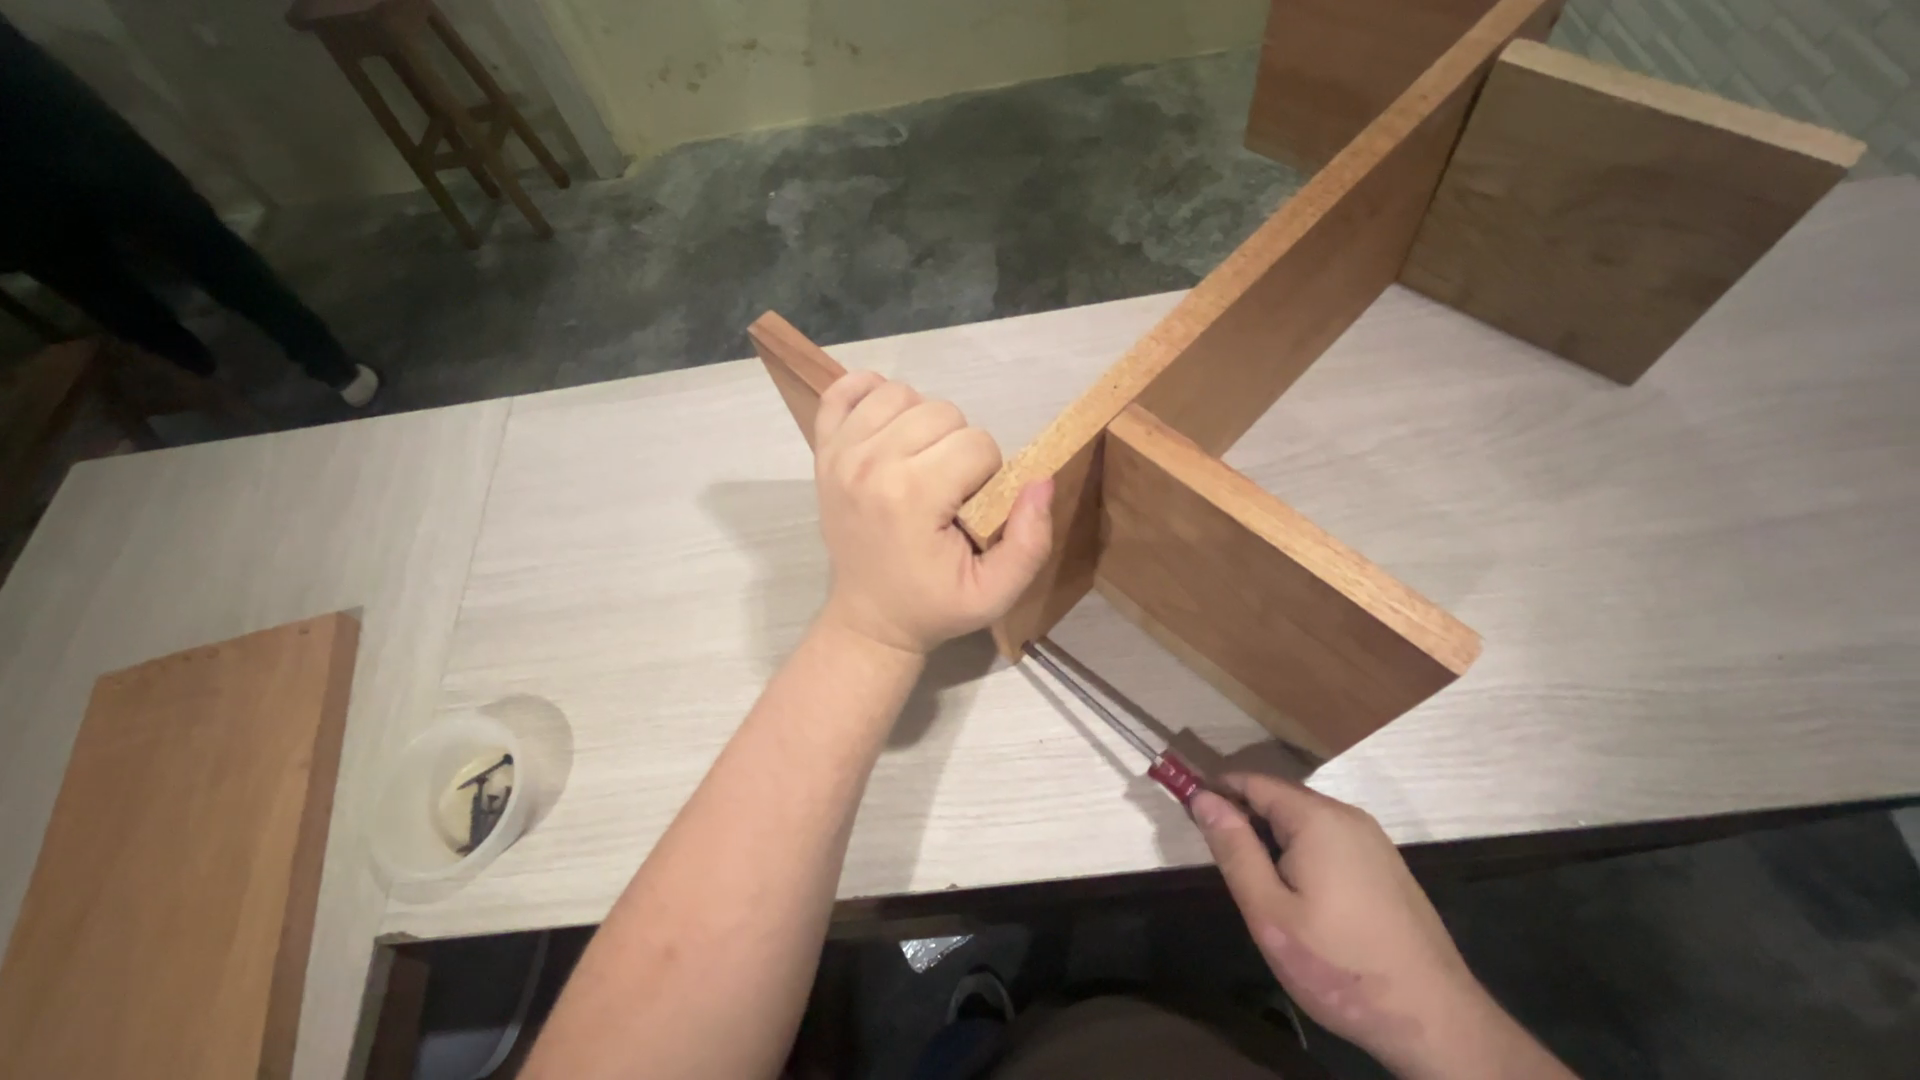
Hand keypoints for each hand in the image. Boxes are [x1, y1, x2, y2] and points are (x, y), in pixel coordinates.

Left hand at [811, 371, 1052, 655]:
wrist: (870, 618)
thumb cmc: (934, 605)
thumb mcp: (995, 593)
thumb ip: (1030, 542)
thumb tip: (1041, 480)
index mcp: (912, 495)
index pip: (978, 443)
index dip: (989, 473)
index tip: (972, 507)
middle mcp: (872, 463)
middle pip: (942, 411)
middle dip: (959, 447)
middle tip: (949, 489)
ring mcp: (841, 453)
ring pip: (901, 393)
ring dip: (922, 421)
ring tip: (923, 461)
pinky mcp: (824, 450)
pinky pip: (843, 391)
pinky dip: (869, 396)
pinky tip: (888, 425)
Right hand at [1192, 776, 1573, 1079]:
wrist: (1433, 1017)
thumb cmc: (1339, 964)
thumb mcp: (1269, 911)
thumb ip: (1234, 849)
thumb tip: (1203, 797)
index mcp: (1317, 818)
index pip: (1253, 782)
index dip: (1216, 792)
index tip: (1188, 815)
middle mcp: (1348, 816)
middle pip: (1280, 799)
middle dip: (1244, 817)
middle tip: (1220, 861)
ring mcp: (1374, 841)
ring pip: (1306, 822)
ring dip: (1273, 838)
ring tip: (1255, 884)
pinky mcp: (1387, 867)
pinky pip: (1331, 841)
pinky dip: (1302, 853)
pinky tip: (1299, 896)